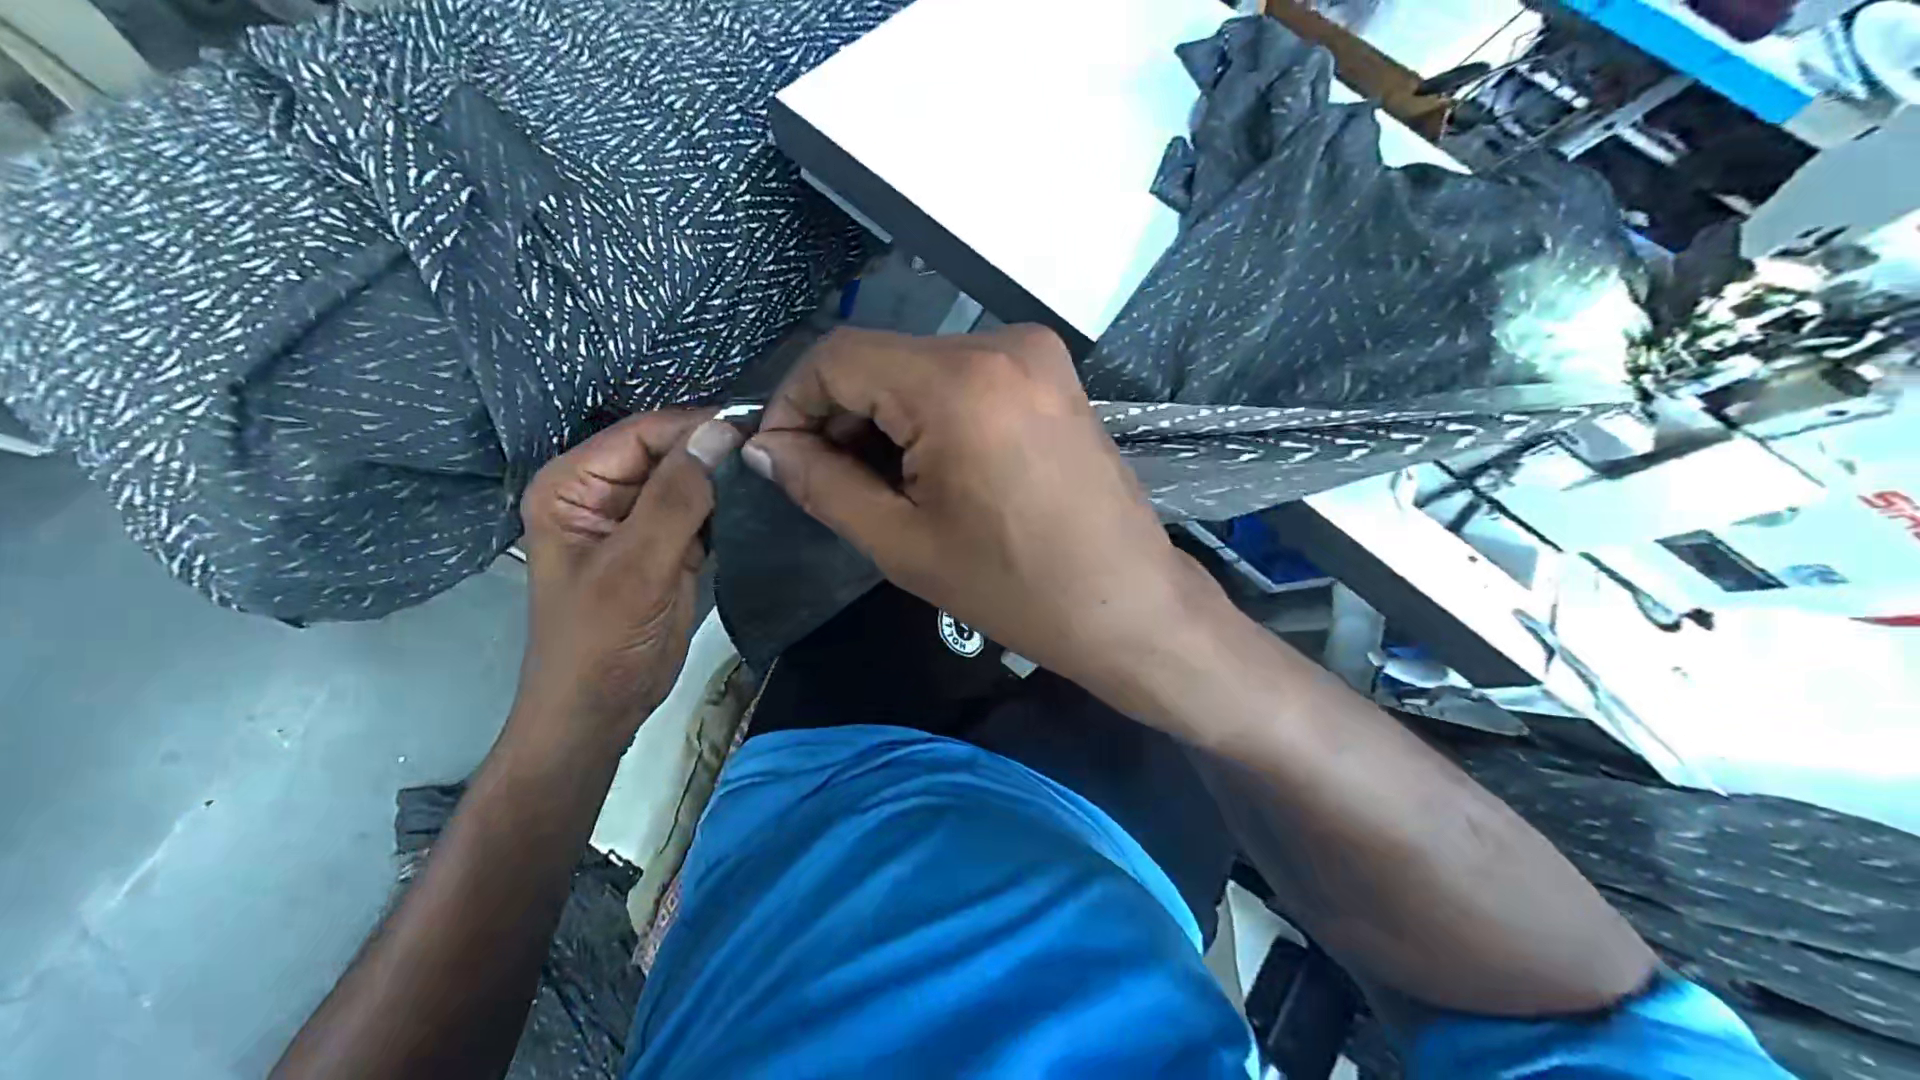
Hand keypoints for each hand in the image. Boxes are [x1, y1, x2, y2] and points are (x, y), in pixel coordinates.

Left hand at [513, 409, 742, 749]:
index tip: (759, 429)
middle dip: (716, 451)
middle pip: (668, 452)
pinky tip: (761, 503)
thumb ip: (677, 497)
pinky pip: (701, 510)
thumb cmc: (601, 640)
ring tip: (775, 474)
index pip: (642, 434)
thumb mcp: (637, 566)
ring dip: (727, 478)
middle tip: (775, 453)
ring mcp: (637, 519)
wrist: (601, 709)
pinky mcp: (666, 543)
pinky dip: (729, 507)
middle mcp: (602, 492)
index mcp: (573, 484)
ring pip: (689, 479)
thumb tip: (722, 430)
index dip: (697, 427)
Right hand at [742, 326, 1215, 703]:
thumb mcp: (902, 542)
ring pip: (920, 368)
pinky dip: (931, 413)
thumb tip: (766, 449)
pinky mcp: (1052, 374)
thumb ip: (822, 484)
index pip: (837, 357)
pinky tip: (933, 467)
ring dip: (886, 417)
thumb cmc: (1014, 587)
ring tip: (885, 485)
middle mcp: (999, 345)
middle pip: (881, 359)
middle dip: (841, 416)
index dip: (794, 403)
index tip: (782, 457)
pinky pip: (964, 377)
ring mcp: (1035, 354)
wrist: (1127, 603)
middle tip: (831, 482)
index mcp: (958, 383)